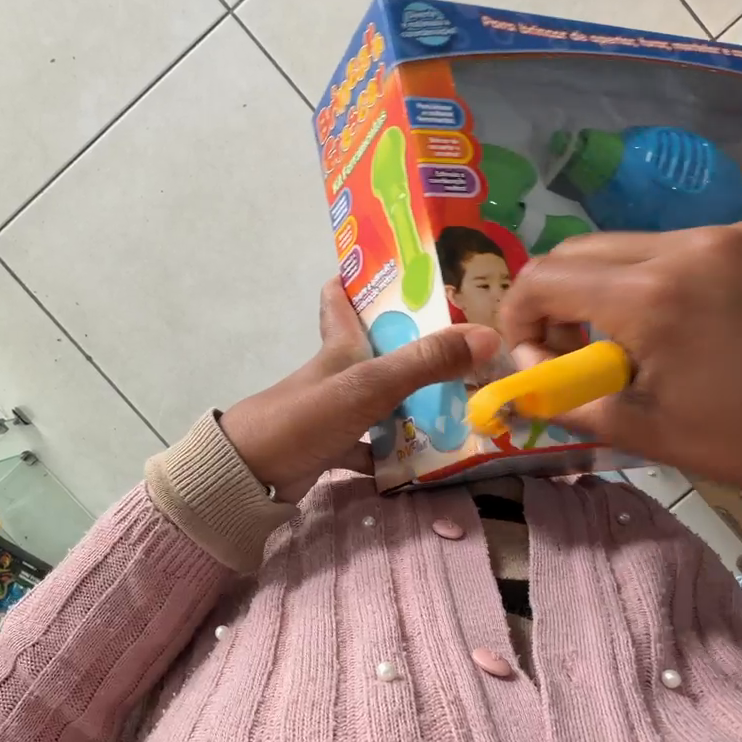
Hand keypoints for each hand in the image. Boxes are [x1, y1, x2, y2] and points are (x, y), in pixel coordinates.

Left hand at [221, 280, 497, 501]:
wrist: (253, 474)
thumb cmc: (307, 416)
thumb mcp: (370, 384)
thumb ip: (425, 362)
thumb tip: (489, 336)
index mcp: (340, 346)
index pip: (341, 298)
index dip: (361, 278)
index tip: (398, 268)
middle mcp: (337, 373)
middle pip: (375, 350)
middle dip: (413, 345)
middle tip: (462, 343)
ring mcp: (334, 412)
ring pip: (380, 400)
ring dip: (413, 402)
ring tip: (462, 402)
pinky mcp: (331, 447)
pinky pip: (371, 446)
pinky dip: (394, 453)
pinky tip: (427, 459)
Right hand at [497, 223, 741, 520]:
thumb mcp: (636, 430)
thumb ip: (560, 394)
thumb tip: (521, 370)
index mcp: (653, 297)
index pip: (542, 279)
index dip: (517, 317)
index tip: (531, 354)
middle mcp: (689, 244)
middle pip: (577, 251)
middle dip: (555, 299)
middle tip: (571, 347)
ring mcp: (732, 233)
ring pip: (626, 246)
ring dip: (603, 288)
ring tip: (628, 339)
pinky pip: (677, 246)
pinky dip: (654, 279)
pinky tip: (678, 321)